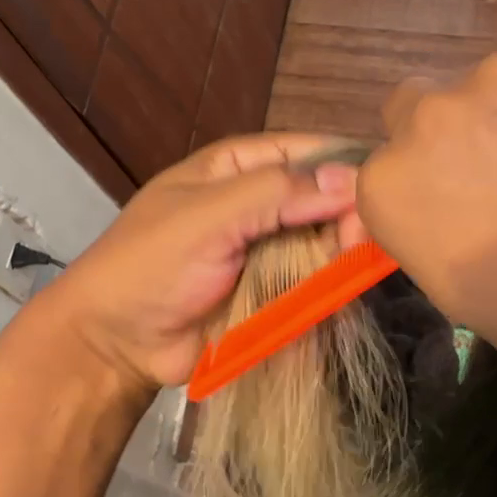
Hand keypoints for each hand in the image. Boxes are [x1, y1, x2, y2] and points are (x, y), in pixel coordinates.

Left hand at [30, 134, 360, 389]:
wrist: (118, 344)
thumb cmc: (151, 266)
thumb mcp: (208, 217)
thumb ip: (277, 193)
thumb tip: (351, 179)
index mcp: (238, 168)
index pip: (308, 153)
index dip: (345, 167)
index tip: (378, 191)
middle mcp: (261, 204)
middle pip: (325, 200)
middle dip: (347, 217)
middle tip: (358, 240)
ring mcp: (271, 251)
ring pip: (327, 243)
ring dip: (341, 255)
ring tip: (349, 268)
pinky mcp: (278, 293)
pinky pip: (317, 283)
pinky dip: (331, 287)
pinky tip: (342, 291)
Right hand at [358, 40, 496, 395]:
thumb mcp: (465, 296)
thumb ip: (434, 233)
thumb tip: (447, 207)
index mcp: (390, 186)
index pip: (386, 173)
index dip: (426, 196)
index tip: (461, 219)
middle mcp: (431, 116)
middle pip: (420, 109)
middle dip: (451, 141)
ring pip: (488, 86)